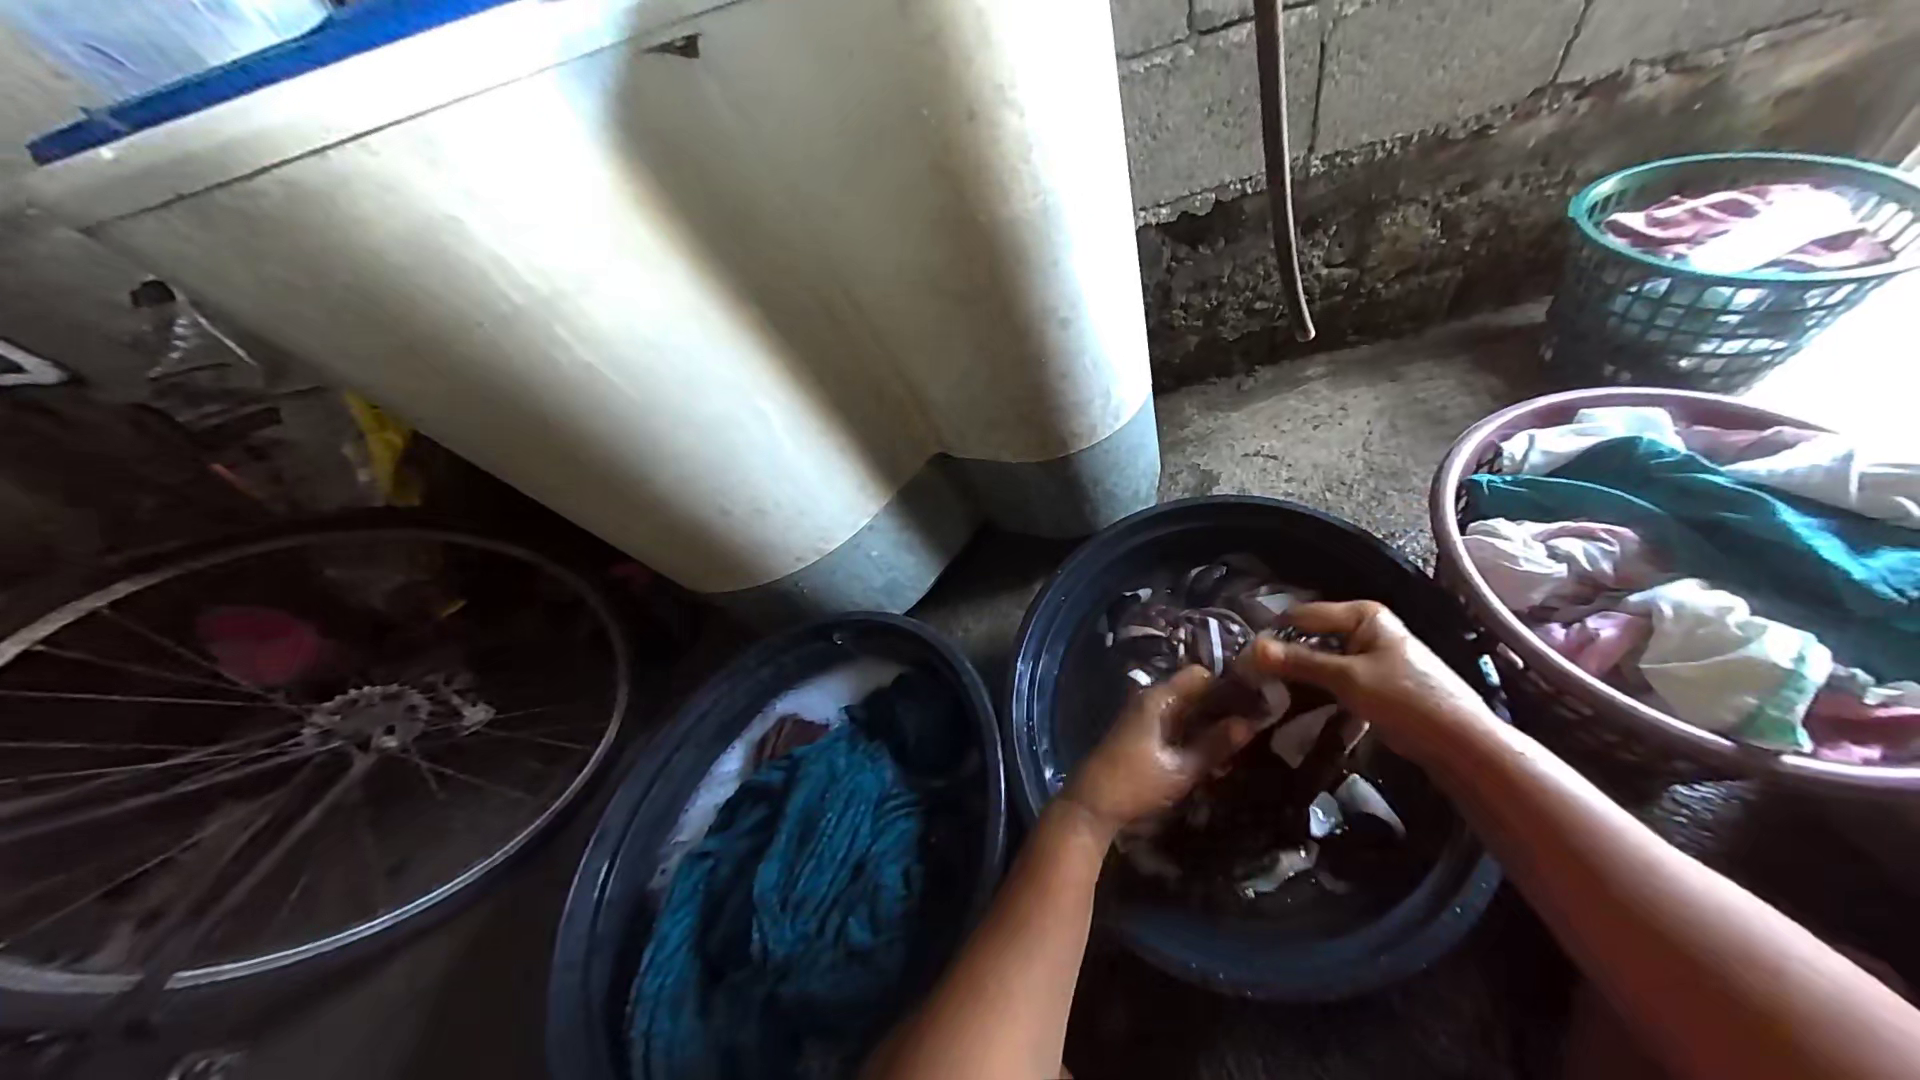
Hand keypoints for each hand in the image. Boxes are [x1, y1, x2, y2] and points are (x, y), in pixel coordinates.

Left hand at [1058, 666, 1259, 835]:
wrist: (1091, 805)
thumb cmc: (1135, 784)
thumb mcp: (1181, 770)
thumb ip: (1215, 745)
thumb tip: (1250, 723)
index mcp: (1158, 699)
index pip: (1200, 676)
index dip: (1228, 683)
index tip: (1256, 699)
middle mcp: (1150, 699)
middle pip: (1194, 691)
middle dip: (1223, 704)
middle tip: (1256, 721)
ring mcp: (1144, 715)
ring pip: (1186, 708)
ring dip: (1210, 720)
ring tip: (1244, 736)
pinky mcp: (1142, 732)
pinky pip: (1175, 722)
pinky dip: (1195, 731)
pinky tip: (1216, 749)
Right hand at [1236, 600, 1499, 766]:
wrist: (1462, 744)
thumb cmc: (1408, 701)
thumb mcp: (1347, 679)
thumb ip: (1298, 662)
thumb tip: (1251, 650)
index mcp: (1362, 614)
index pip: (1301, 616)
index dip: (1273, 636)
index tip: (1245, 661)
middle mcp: (1364, 627)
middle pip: (1309, 636)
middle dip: (1282, 656)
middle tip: (1253, 679)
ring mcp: (1369, 654)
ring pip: (1318, 658)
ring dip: (1297, 674)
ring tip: (1267, 692)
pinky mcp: (1371, 679)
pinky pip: (1331, 675)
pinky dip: (1314, 686)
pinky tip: (1295, 701)